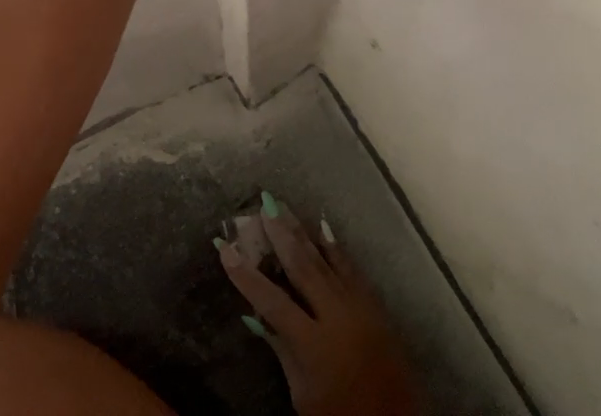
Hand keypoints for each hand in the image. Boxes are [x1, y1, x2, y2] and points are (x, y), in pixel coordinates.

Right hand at [219, 200, 421, 415]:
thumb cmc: (341, 414)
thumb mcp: (303, 393)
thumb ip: (281, 349)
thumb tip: (256, 314)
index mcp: (313, 342)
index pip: (271, 300)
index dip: (246, 275)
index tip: (225, 247)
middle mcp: (336, 316)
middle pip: (302, 267)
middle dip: (281, 235)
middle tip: (264, 206)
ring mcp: (358, 306)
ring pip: (326, 261)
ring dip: (304, 234)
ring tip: (286, 209)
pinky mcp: (375, 305)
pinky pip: (351, 268)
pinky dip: (335, 248)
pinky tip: (324, 229)